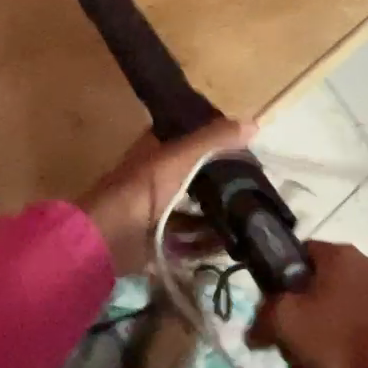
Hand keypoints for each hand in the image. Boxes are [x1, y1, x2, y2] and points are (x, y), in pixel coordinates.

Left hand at [78, 117, 257, 274]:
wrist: (110, 237)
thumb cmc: (143, 189)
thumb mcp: (180, 157)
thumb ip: (213, 140)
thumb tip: (253, 123)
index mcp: (155, 150)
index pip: (188, 136)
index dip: (213, 138)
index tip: (246, 145)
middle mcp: (155, 176)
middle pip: (194, 174)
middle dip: (221, 179)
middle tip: (257, 183)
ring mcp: (156, 209)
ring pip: (192, 207)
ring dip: (217, 212)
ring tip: (251, 215)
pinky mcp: (158, 238)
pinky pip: (189, 238)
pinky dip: (208, 241)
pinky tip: (233, 244)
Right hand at [246, 241, 367, 367]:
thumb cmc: (336, 340)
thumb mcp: (284, 322)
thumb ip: (263, 316)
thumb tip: (253, 330)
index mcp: (341, 254)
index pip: (301, 253)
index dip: (283, 280)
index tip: (276, 308)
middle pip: (326, 286)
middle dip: (308, 315)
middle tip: (295, 346)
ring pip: (349, 311)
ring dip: (332, 335)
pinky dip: (359, 348)